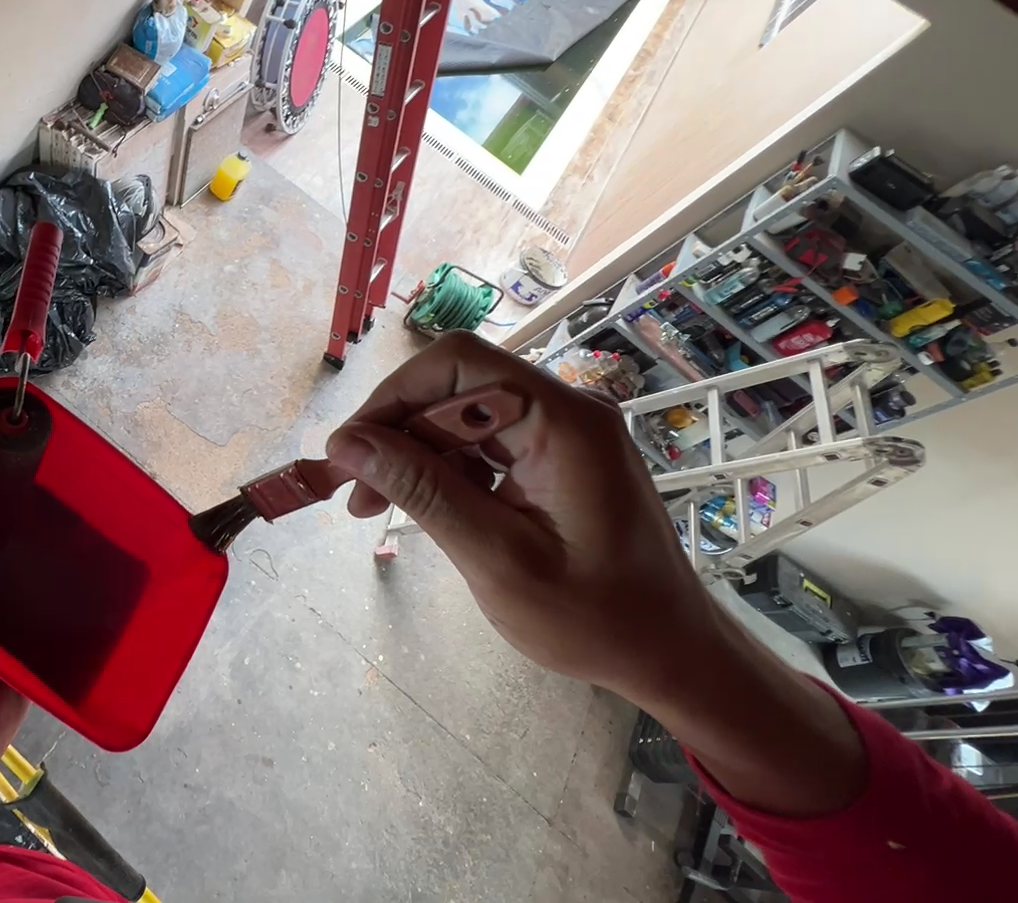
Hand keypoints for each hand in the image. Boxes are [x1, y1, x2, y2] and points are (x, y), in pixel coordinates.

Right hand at [323, 332, 723, 704]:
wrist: (671, 655)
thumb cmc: (594, 619)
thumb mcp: (495, 558)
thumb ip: (421, 490)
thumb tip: (346, 443)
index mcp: (562, 421)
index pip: (457, 363)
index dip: (393, 395)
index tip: (350, 449)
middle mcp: (563, 409)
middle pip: (454, 386)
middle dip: (395, 430)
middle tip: (352, 486)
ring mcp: (559, 431)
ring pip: (460, 414)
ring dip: (411, 453)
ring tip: (371, 504)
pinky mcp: (552, 455)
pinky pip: (480, 442)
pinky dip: (440, 469)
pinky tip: (417, 504)